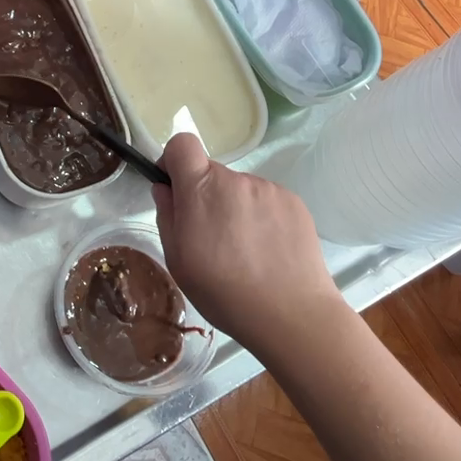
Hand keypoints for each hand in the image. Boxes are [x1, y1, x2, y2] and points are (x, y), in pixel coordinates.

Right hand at [152, 132, 341, 340]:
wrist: (293, 316)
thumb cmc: (223, 293)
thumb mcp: (177, 260)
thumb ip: (167, 215)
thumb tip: (165, 189)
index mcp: (201, 189)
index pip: (182, 143)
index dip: (174, 161)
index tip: (176, 188)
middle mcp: (236, 180)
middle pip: (212, 173)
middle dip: (206, 195)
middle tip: (212, 238)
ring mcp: (269, 189)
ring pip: (240, 189)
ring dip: (236, 208)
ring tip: (246, 251)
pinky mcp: (295, 203)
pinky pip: (266, 201)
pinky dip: (262, 219)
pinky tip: (268, 251)